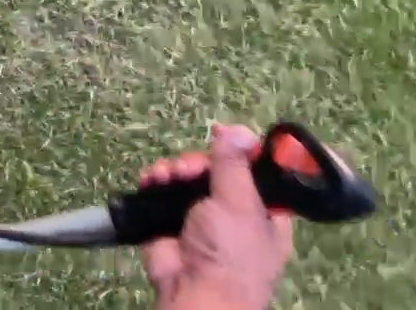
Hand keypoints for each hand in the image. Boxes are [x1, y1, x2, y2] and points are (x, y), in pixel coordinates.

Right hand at [141, 124, 295, 309]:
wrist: (193, 286)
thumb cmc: (230, 251)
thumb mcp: (238, 204)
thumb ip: (234, 166)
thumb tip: (238, 128)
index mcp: (265, 212)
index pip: (256, 171)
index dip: (240, 152)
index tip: (222, 134)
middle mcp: (235, 210)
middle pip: (215, 168)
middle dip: (196, 163)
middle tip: (187, 170)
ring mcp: (202, 213)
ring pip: (186, 175)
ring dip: (171, 169)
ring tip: (163, 177)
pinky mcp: (172, 215)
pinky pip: (163, 186)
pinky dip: (155, 179)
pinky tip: (151, 181)